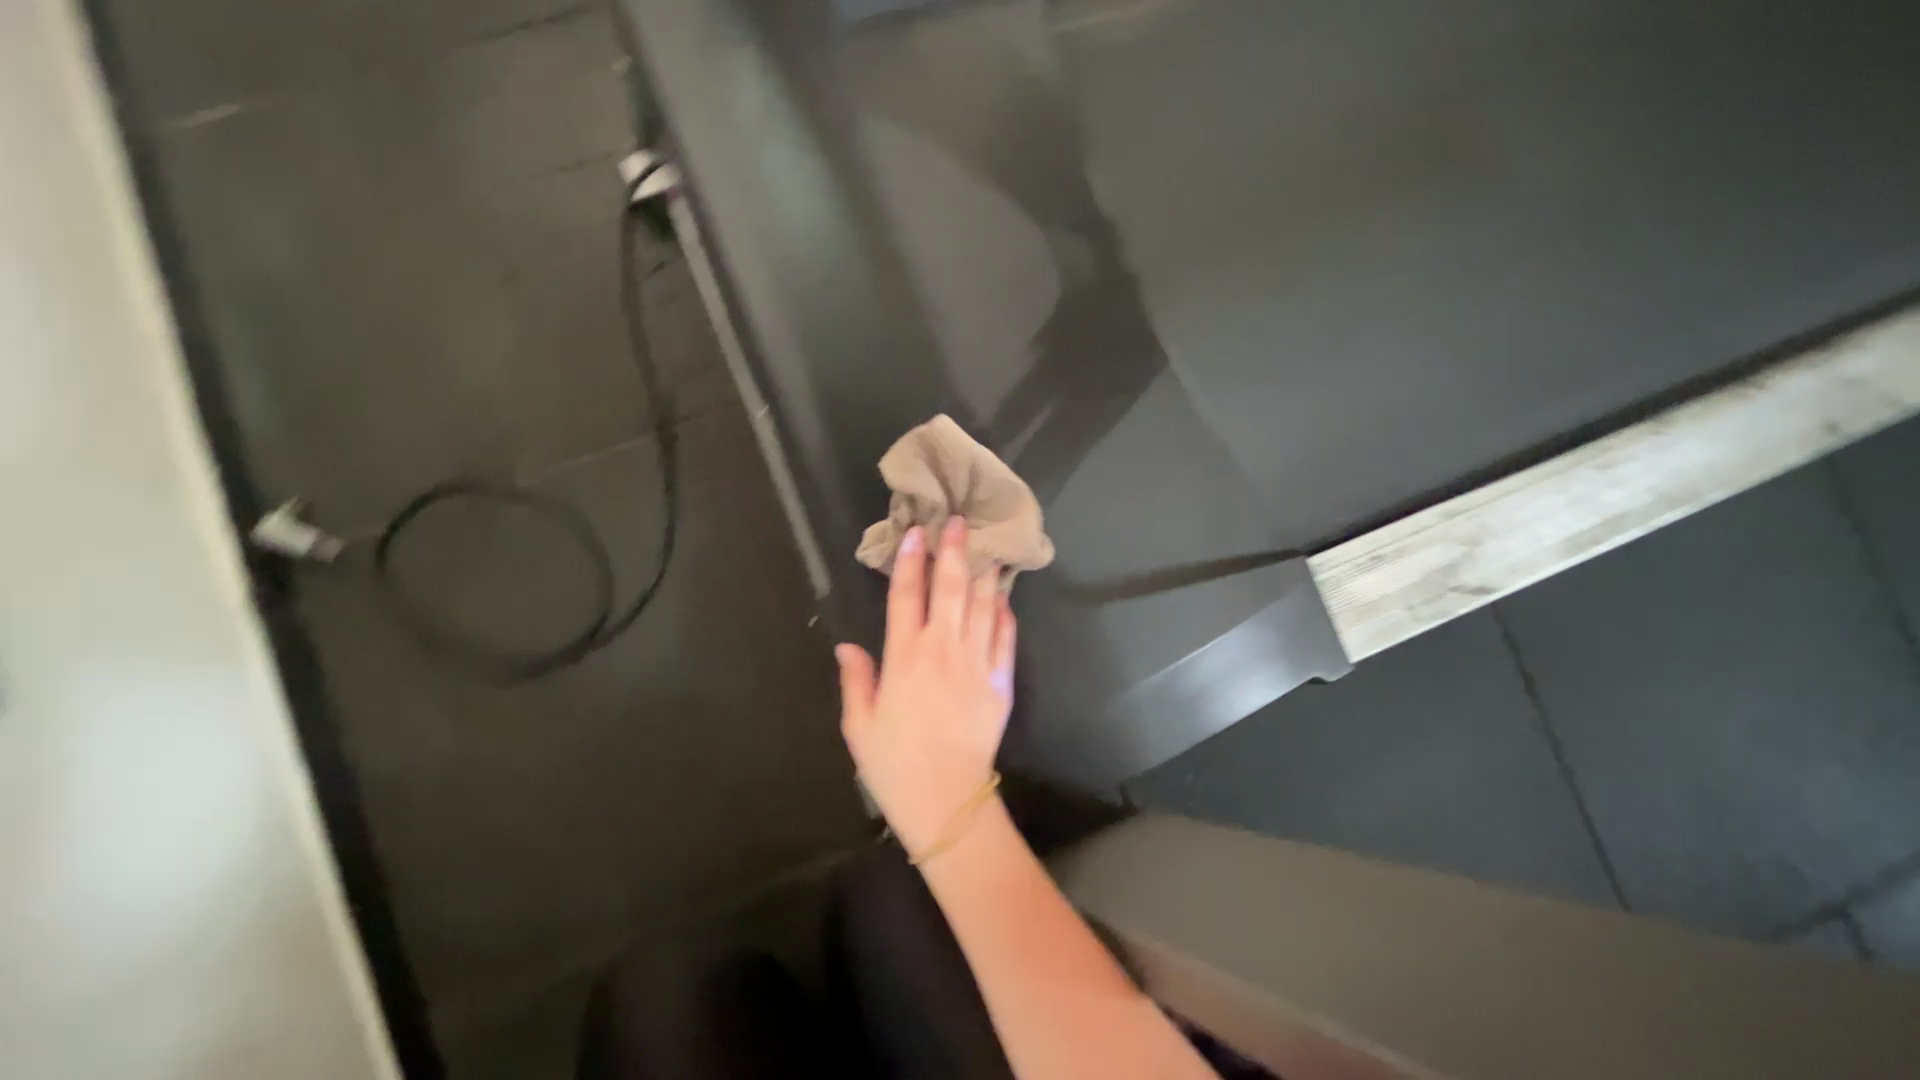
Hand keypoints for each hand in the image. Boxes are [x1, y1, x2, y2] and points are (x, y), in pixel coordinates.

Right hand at [836, 516, 1016, 852]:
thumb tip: (847, 645)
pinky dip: (1005, 614)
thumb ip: (856, 680)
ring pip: (983, 605)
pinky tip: (1004, 598)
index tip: (917, 531)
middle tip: (960, 521)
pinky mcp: (1001, 681)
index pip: (906, 595)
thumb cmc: (894, 764)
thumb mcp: (859, 725)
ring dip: (984, 573)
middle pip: (951, 588)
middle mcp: (942, 650)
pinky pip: (1006, 637)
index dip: (911, 559)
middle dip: (955, 551)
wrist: (947, 799)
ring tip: (988, 546)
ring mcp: (977, 663)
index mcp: (904, 657)